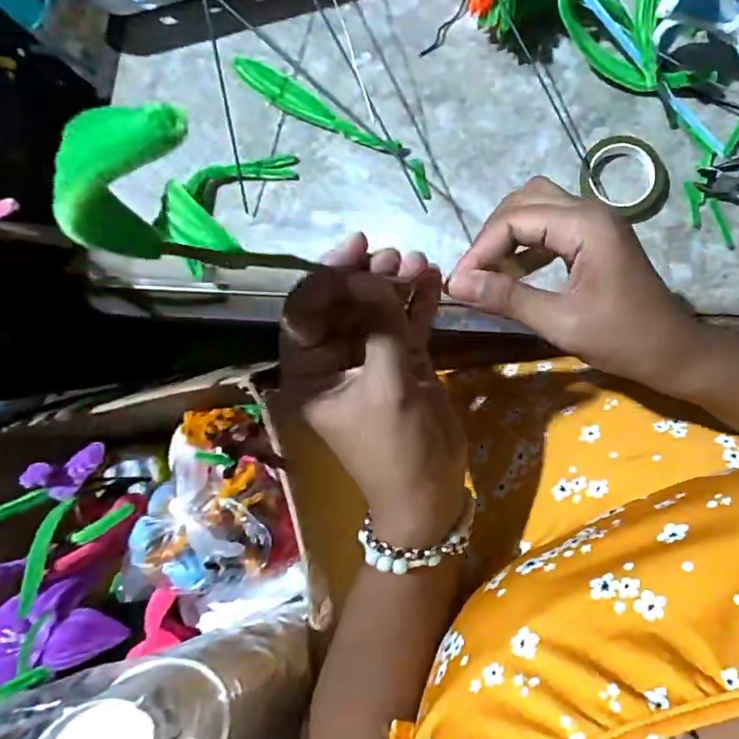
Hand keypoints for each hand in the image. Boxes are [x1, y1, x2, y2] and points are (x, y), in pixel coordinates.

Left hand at [273, 234, 467, 548]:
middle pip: (343, 305)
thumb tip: (372, 278)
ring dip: (395, 284)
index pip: (305, 311)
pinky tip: (433, 279)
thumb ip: (381, 327)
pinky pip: (405, 324)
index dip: (327, 276)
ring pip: (377, 311)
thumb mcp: (387, 386)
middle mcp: (336, 360)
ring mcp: (372, 360)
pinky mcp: (403, 363)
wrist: (430, 488)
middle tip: (395, 256)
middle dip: (367, 277)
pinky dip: (417, 302)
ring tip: (417, 261)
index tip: (357, 250)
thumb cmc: (396, 446)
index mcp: (310, 371)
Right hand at [446, 177, 708, 387]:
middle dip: (494, 234)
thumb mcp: (561, 322)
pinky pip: (556, 225)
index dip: (482, 248)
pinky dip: (532, 242)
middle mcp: (593, 211)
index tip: (459, 282)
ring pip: (540, 207)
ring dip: (511, 234)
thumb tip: (456, 283)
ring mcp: (600, 222)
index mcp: (587, 225)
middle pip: (526, 200)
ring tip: (490, 271)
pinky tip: (517, 271)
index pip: (516, 218)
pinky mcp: (601, 238)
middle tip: (474, 273)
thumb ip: (508, 298)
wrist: (674, 351)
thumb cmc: (623, 340)